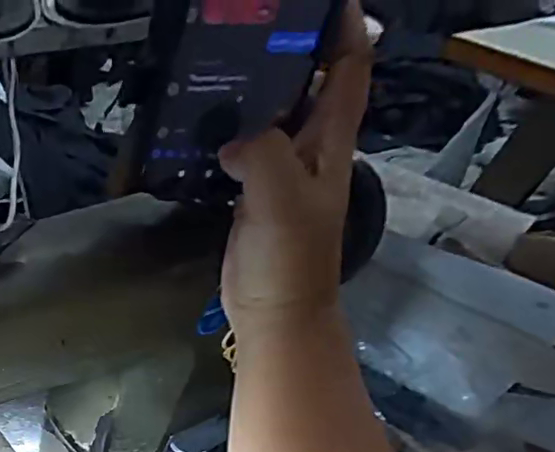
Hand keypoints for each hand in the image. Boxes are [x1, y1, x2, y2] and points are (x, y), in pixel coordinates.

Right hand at [218, 0, 371, 342]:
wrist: (274, 315)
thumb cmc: (289, 260)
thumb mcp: (280, 194)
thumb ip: (261, 150)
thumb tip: (232, 137)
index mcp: (330, 143)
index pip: (348, 70)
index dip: (344, 29)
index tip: (323, 1)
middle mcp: (309, 152)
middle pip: (308, 85)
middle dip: (292, 50)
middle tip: (254, 29)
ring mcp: (280, 176)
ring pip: (272, 118)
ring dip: (256, 90)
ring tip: (224, 63)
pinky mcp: (252, 199)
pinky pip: (243, 152)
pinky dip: (229, 133)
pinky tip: (206, 123)